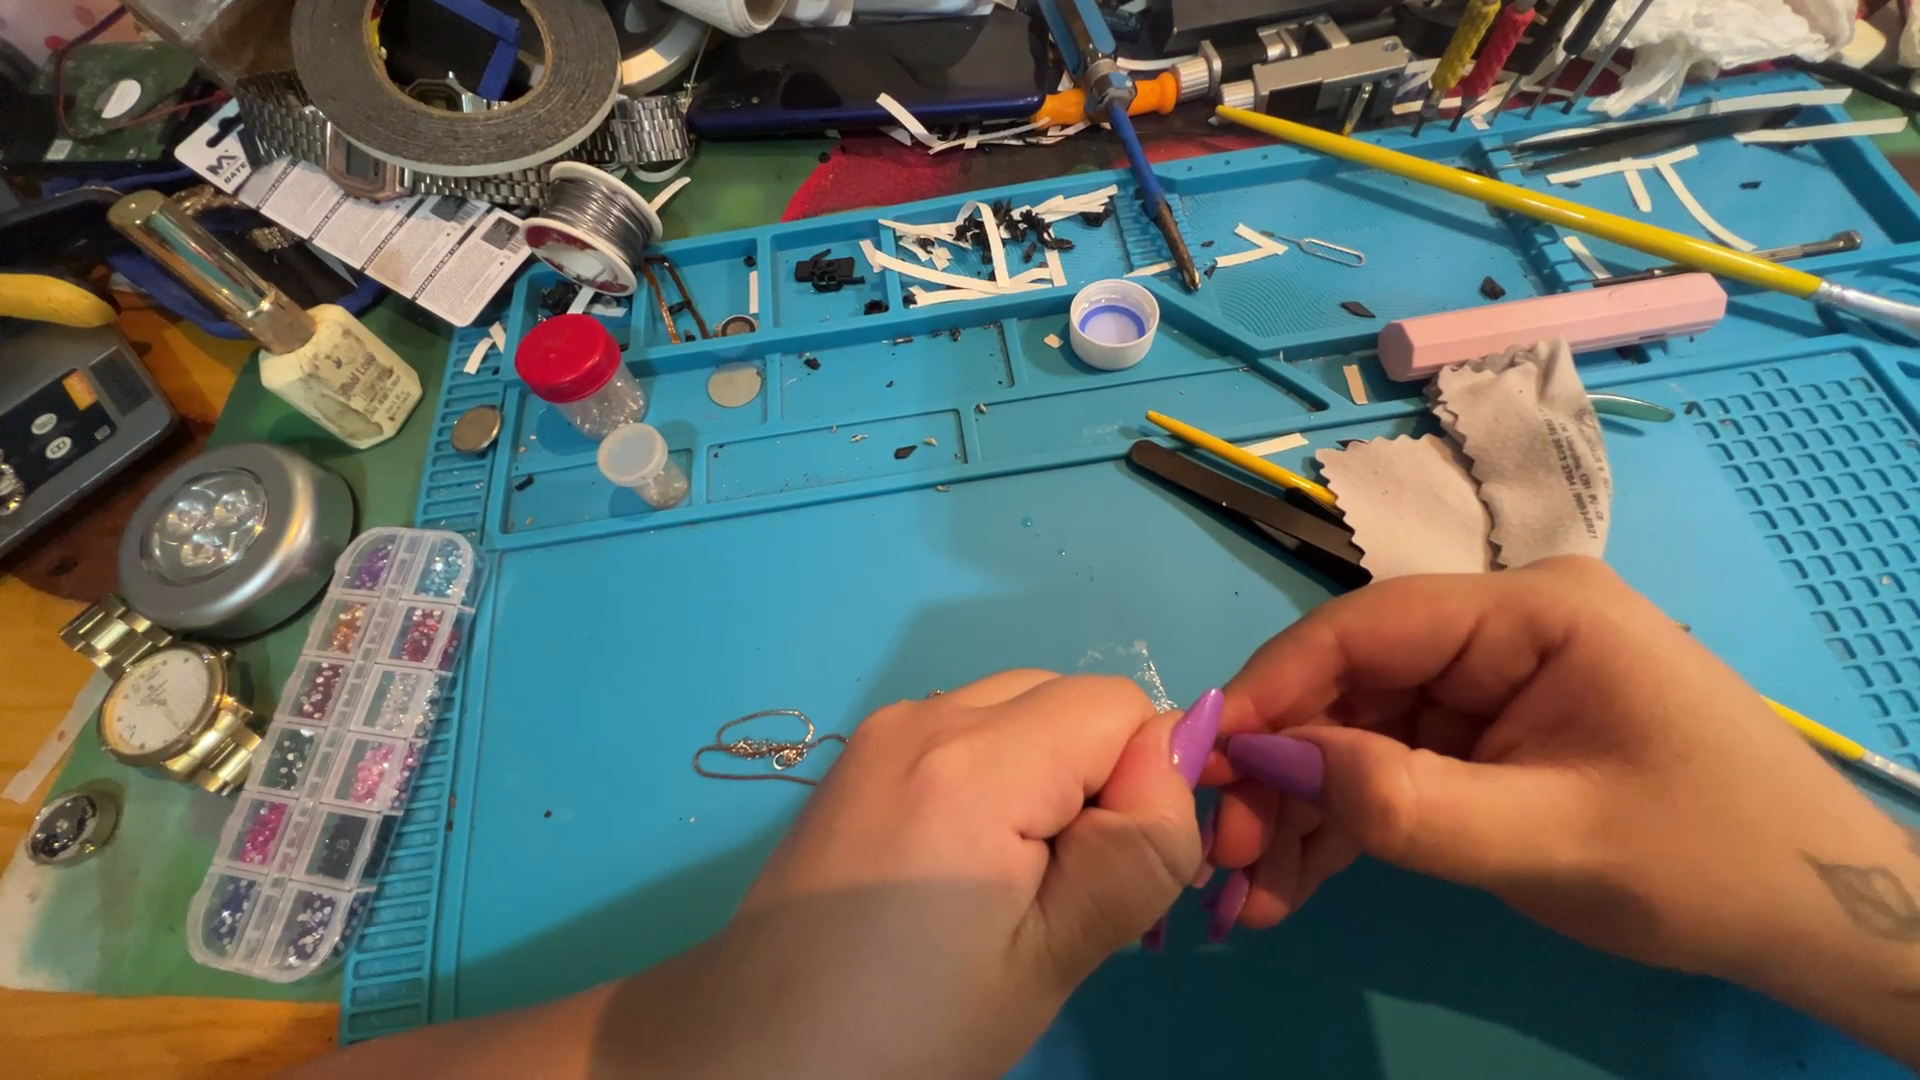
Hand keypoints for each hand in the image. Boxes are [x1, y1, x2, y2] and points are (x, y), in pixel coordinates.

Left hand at [713, 671, 1217, 1076]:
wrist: (754, 1046)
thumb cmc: (907, 1028)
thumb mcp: (1050, 960)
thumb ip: (1136, 851)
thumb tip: (1179, 752)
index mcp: (973, 762)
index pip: (1115, 705)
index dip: (1143, 777)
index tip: (1109, 868)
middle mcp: (928, 713)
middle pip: (1070, 696)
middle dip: (1100, 770)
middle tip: (1063, 879)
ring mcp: (892, 721)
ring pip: (1025, 704)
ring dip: (1051, 768)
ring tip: (1013, 868)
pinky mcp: (871, 742)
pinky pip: (975, 722)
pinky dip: (1004, 765)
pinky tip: (967, 847)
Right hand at [1208, 557, 1919, 1004]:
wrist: (1832, 932)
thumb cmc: (1718, 866)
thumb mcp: (1555, 840)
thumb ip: (1404, 800)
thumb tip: (1267, 759)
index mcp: (1527, 612)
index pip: (1365, 627)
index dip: (1276, 684)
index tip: (1208, 752)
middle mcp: (1486, 634)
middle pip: (1344, 685)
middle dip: (1278, 768)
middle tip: (1223, 847)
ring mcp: (1471, 687)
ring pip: (1345, 734)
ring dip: (1292, 809)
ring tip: (1246, 886)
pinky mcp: (1463, 738)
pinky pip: (1375, 769)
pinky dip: (1331, 826)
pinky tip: (1288, 881)